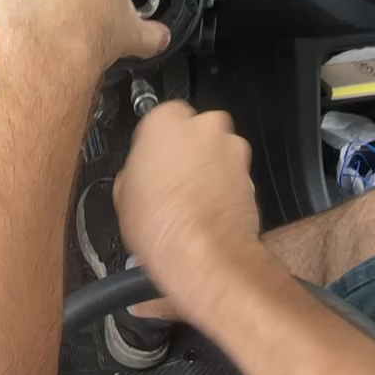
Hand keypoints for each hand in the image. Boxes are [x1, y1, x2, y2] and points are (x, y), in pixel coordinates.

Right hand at [114, 101, 263, 299]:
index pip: (157, 120)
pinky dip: (221, 190)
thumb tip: (137, 180)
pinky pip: (232, 176)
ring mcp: (232, 149)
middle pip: (191, 134)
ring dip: (205, 172)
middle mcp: (204, 126)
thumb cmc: (164, 224)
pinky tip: (204, 214)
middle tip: (166, 184)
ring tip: (186, 204)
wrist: (202, 253)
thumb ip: (134, 174)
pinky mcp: (250, 175)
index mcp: (165, 121)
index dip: (153, 147)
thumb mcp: (124, 197)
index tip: (149, 164)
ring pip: (215, 154)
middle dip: (183, 155)